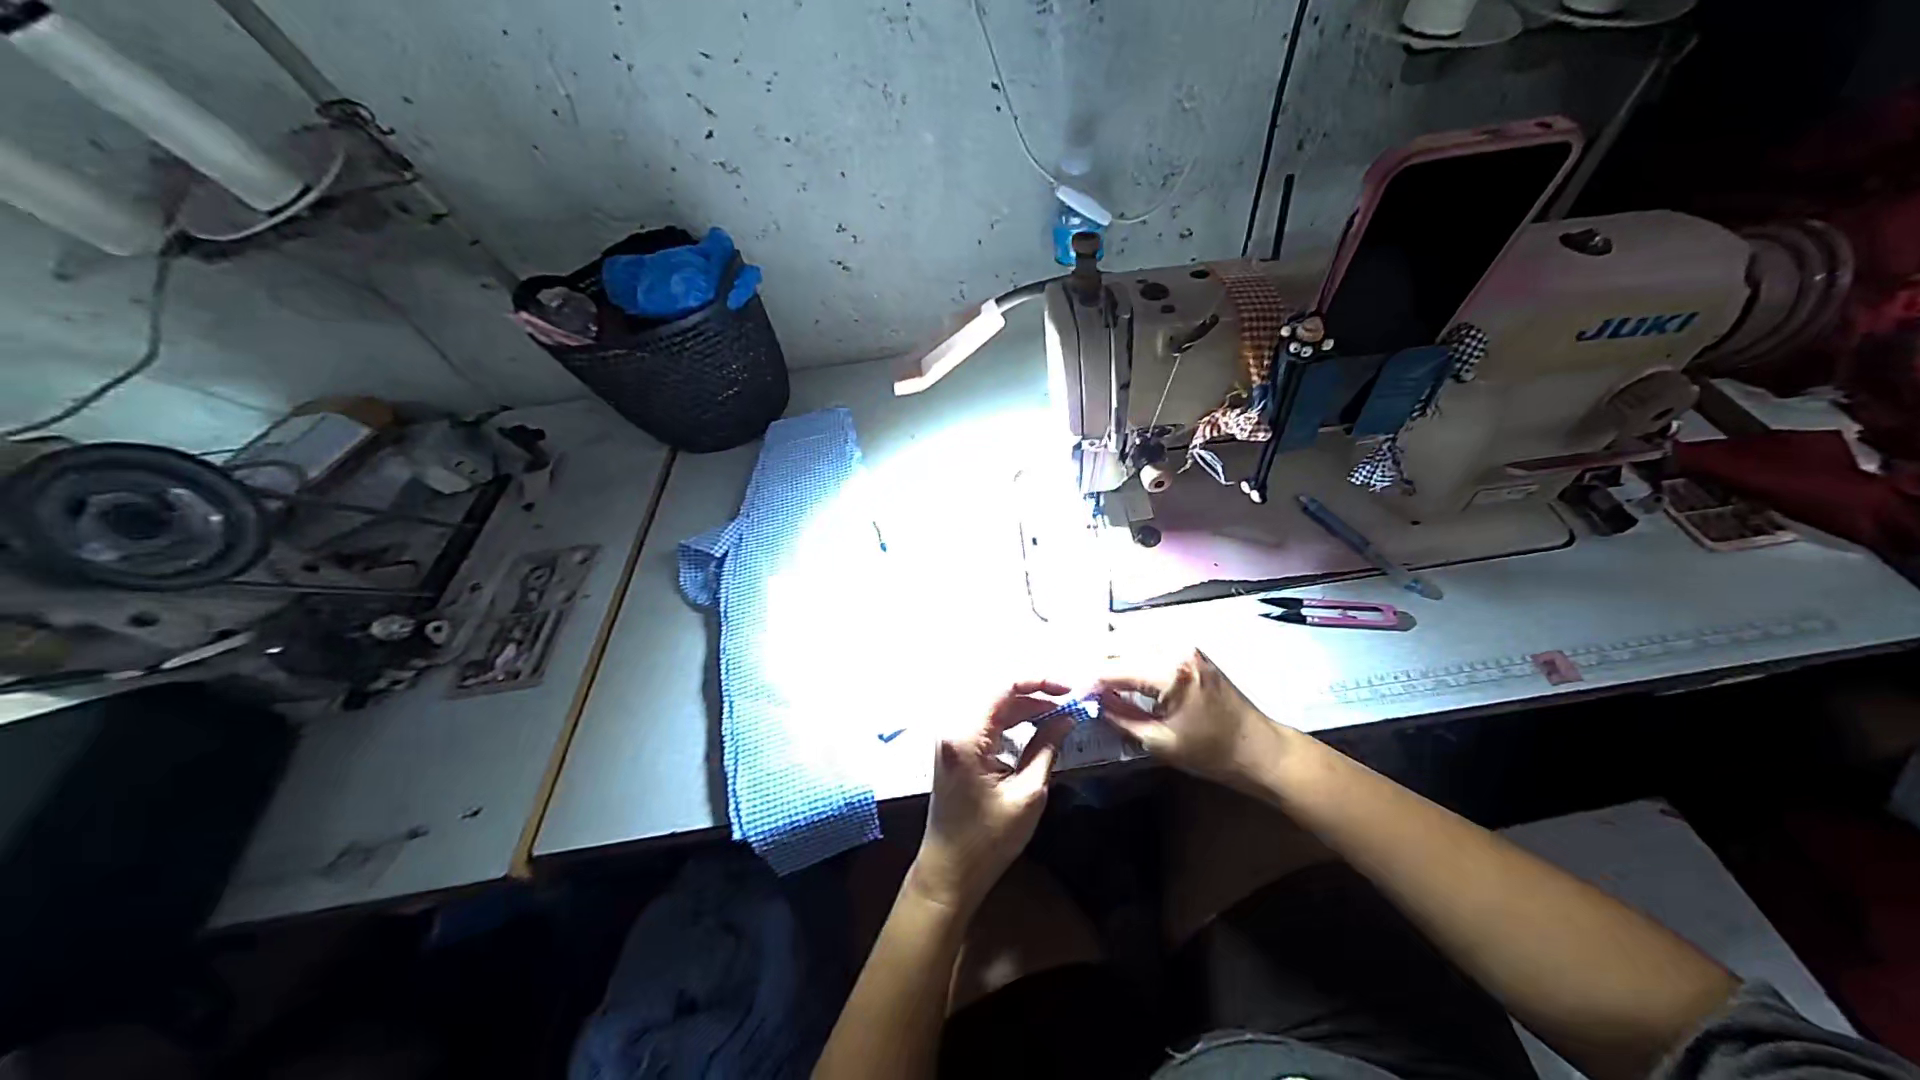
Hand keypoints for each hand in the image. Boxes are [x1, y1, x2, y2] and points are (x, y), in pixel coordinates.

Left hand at [908, 680, 1076, 914]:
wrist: (949, 872)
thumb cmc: (988, 841)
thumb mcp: (1028, 794)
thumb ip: (1046, 748)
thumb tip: (1065, 718)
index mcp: (966, 736)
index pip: (1003, 687)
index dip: (1039, 681)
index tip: (1069, 688)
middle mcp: (953, 729)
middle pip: (998, 693)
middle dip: (1035, 693)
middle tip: (1069, 703)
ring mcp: (952, 739)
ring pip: (993, 707)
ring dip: (1026, 707)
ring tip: (1060, 715)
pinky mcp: (956, 750)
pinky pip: (987, 723)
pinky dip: (1013, 722)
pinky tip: (1037, 728)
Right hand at [1093, 649, 1292, 792]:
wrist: (1260, 749)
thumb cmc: (1212, 752)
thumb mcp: (1159, 742)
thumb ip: (1120, 717)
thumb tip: (1092, 701)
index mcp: (1168, 672)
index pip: (1113, 669)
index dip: (1089, 681)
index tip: (1073, 693)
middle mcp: (1175, 649)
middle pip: (1120, 646)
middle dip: (1098, 664)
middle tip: (1080, 685)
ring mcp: (1186, 646)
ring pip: (1134, 639)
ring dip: (1113, 655)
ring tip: (1097, 678)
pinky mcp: (1191, 650)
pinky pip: (1151, 642)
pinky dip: (1132, 652)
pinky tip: (1121, 669)